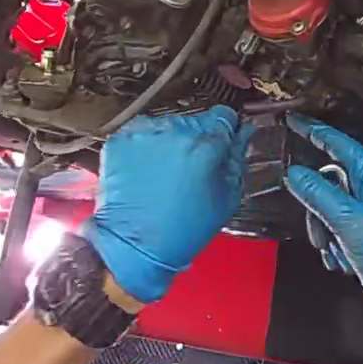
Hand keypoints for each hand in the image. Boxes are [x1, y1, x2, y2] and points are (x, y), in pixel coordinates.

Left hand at [79, 106, 250, 303]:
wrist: (133, 248)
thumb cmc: (185, 229)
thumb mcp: (226, 198)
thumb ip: (237, 160)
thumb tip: (242, 133)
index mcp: (206, 145)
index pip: (224, 115)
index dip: (225, 131)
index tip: (220, 145)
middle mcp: (176, 131)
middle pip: (196, 121)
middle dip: (197, 139)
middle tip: (190, 167)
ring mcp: (145, 133)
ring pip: (168, 125)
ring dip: (171, 141)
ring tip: (164, 170)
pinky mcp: (120, 140)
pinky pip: (141, 133)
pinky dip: (146, 146)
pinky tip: (145, 169)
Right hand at [284, 114, 362, 363]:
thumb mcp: (349, 223)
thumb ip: (319, 194)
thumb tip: (293, 172)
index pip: (339, 143)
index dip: (313, 130)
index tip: (290, 117)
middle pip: (329, 182)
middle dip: (319, 211)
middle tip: (324, 234)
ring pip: (330, 208)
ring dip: (327, 232)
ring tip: (340, 253)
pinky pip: (339, 227)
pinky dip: (337, 244)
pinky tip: (347, 262)